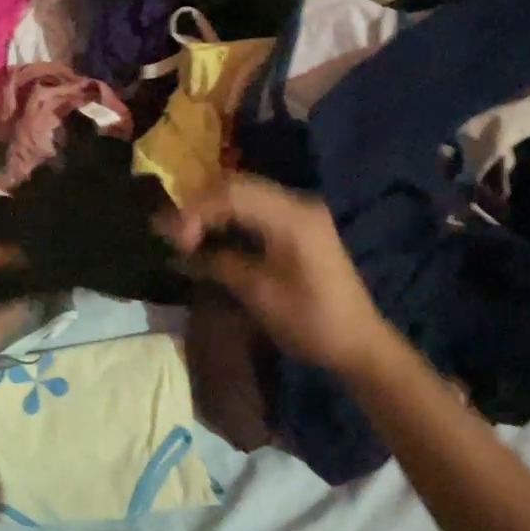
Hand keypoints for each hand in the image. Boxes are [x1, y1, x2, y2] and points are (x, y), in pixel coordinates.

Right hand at [161, 174, 398, 374]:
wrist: (359, 343)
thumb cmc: (311, 322)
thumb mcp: (259, 294)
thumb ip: (219, 264)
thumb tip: (179, 254)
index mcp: (292, 218)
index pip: (232, 194)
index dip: (195, 211)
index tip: (174, 240)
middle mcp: (297, 204)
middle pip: (236, 186)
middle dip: (198, 206)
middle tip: (170, 233)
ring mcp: (299, 213)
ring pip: (243, 195)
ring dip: (210, 210)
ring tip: (183, 235)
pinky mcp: (298, 226)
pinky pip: (254, 209)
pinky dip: (227, 218)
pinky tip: (209, 237)